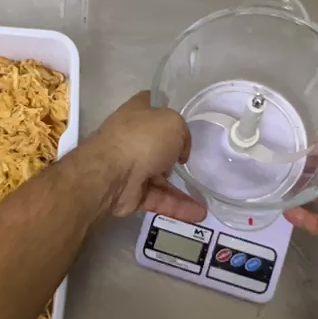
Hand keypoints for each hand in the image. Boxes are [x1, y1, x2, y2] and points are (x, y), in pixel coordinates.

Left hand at [75, 92, 207, 221]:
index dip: (166, 108)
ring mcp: (131, 167)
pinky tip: (199, 214)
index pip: (151, 104)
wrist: (112, 174)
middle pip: (158, 144)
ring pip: (161, 178)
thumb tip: (178, 154)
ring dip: (182, 190)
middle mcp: (132, 138)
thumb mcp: (174, 123)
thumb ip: (182, 135)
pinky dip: (177, 206)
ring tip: (206, 200)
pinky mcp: (132, 193)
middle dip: (175, 155)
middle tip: (198, 163)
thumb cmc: (142, 138)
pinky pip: (159, 199)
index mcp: (137, 113)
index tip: (183, 119)